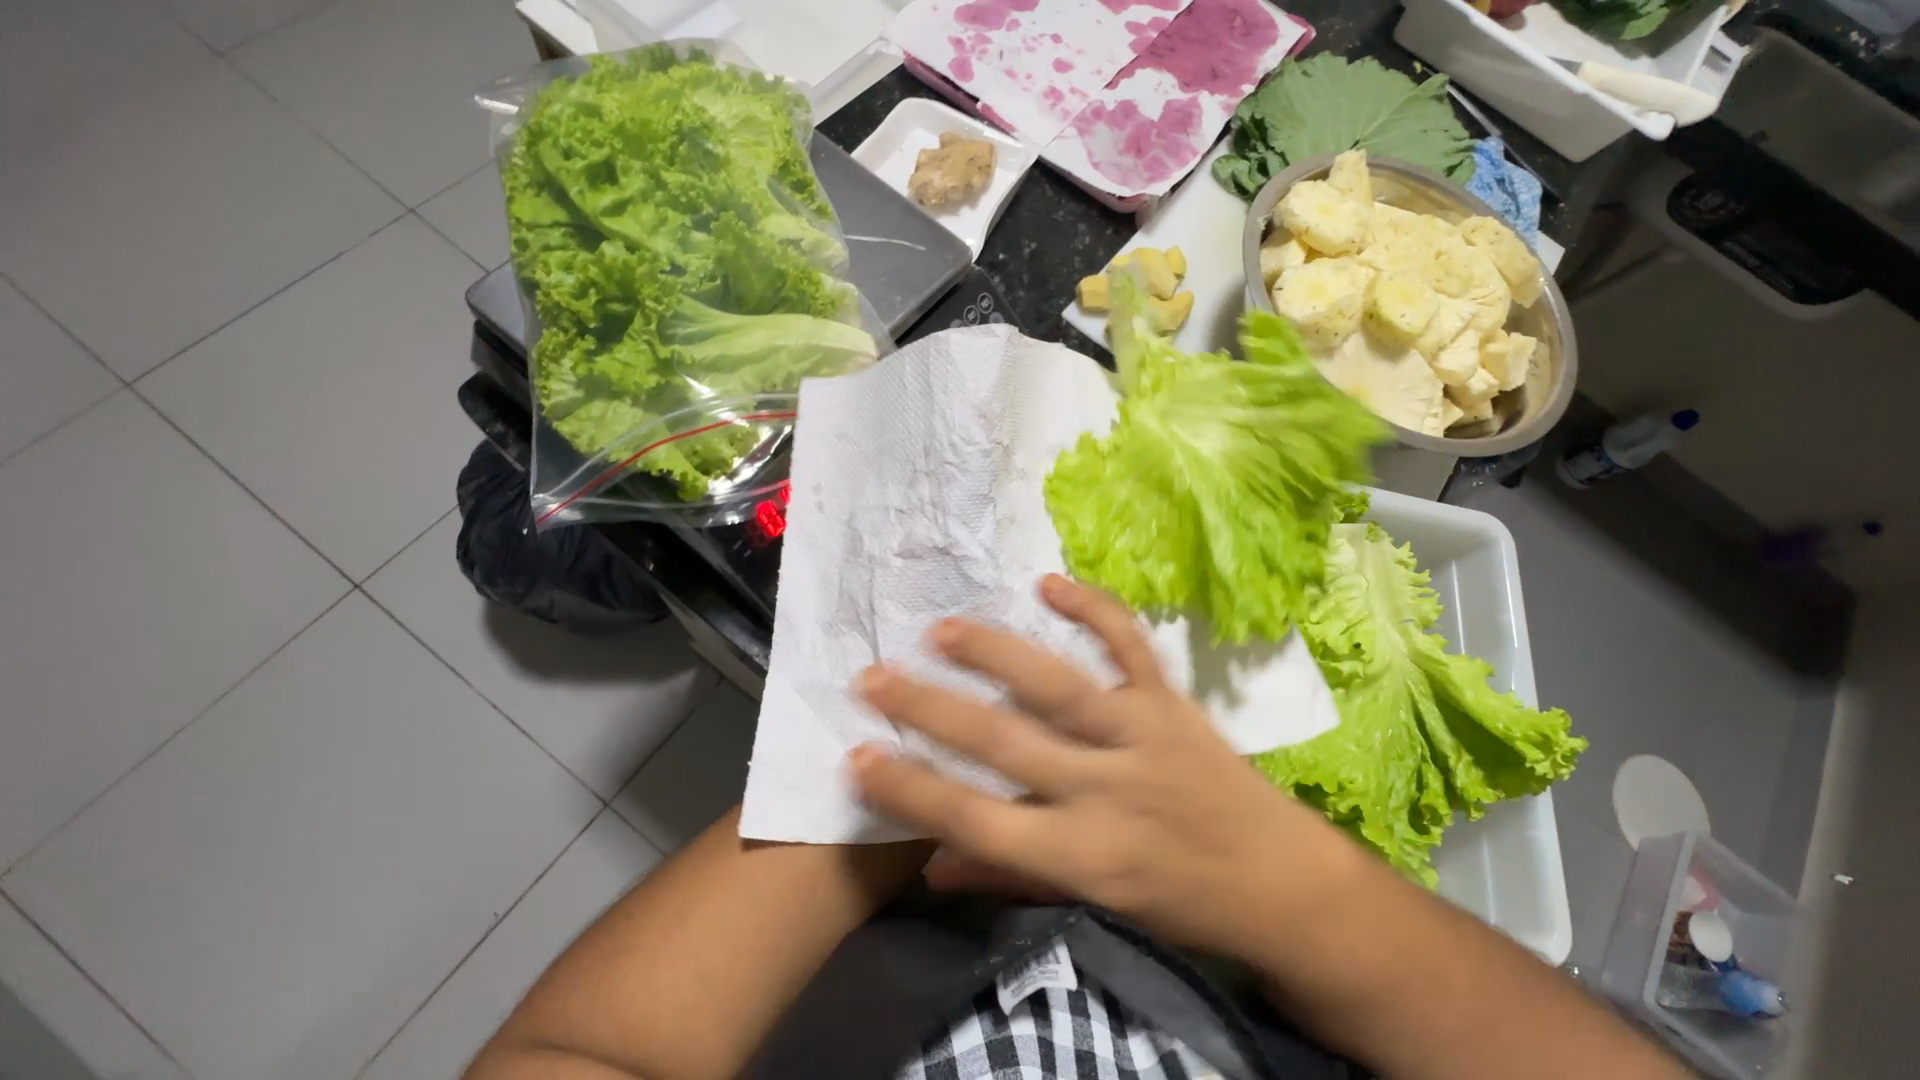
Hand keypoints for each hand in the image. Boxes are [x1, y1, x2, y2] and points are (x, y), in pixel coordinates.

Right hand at [848, 574, 1365, 957]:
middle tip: (872, 677)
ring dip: (995, 654)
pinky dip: (1094, 609)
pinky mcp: (1174, 704)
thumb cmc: (1178, 900)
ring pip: (1059, 687)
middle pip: (1003, 743)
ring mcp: (1143, 737)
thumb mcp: (1090, 900)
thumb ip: (1008, 874)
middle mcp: (1105, 790)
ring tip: (940, 630)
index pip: (975, 817)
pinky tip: (1050, 583)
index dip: (911, 788)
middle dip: (929, 709)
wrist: (1282, 883)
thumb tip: (929, 859)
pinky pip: (1131, 647)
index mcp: (1080, 852)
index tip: (856, 756)